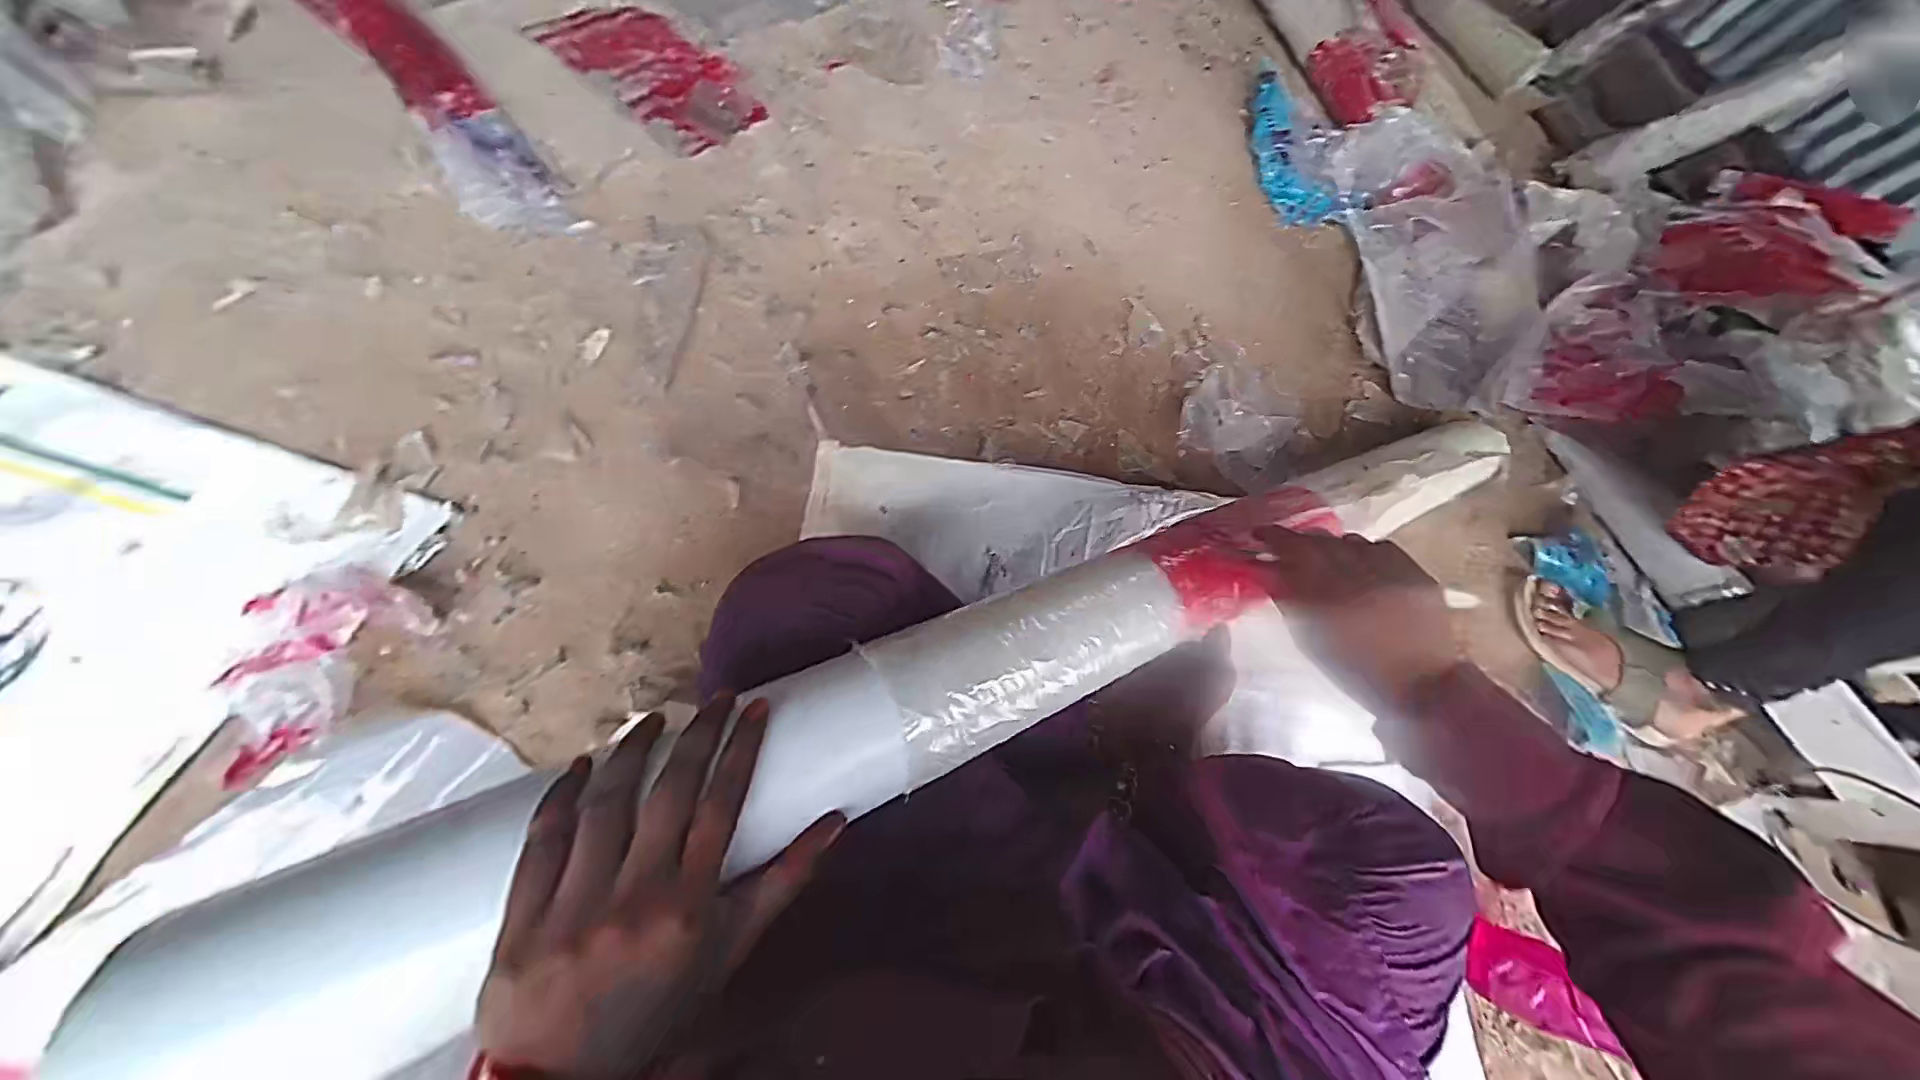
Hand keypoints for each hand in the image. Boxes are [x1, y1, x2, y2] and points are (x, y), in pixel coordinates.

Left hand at [476, 694, 845, 1079]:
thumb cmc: (661, 1010)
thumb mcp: (731, 949)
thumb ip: (784, 883)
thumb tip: (836, 822)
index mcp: (689, 907)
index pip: (722, 805)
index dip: (741, 748)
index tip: (755, 708)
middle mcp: (634, 899)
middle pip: (671, 791)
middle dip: (700, 733)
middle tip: (717, 699)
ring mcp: (572, 908)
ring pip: (606, 803)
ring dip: (632, 750)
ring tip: (653, 718)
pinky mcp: (522, 918)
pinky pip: (542, 839)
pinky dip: (562, 793)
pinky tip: (582, 764)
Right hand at [1248, 528, 1461, 708]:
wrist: (1422, 686)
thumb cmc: (1355, 671)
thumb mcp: (1310, 642)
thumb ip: (1289, 603)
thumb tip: (1268, 573)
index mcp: (1327, 600)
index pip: (1293, 553)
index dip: (1274, 538)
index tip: (1259, 534)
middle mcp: (1358, 579)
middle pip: (1320, 542)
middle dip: (1297, 538)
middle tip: (1282, 540)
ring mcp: (1391, 574)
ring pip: (1350, 541)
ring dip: (1329, 543)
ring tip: (1321, 552)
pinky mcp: (1417, 574)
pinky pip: (1382, 547)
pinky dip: (1363, 549)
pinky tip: (1358, 560)